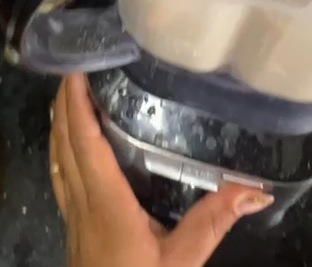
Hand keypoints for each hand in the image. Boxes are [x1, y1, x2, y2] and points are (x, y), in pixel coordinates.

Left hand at [49, 73, 271, 266]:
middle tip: (73, 65)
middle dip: (64, 103)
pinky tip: (70, 148)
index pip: (84, 142)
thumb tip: (254, 187)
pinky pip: (60, 179)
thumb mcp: (183, 263)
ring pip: (57, 161)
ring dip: (59, 125)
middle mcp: (81, 205)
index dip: (76, 103)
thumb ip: (214, 221)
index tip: (76, 67)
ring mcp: (72, 220)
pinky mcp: (73, 232)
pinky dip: (61, 151)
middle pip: (63, 145)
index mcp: (105, 204)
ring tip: (68, 94)